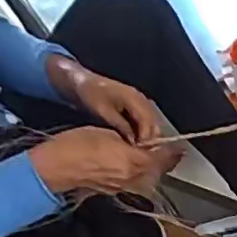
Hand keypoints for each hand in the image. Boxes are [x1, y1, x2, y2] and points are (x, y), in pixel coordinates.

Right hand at [26, 127, 160, 194]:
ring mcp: (127, 187)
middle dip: (166, 161)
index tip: (180, 148)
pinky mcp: (118, 191)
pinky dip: (142, 173)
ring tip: (159, 157)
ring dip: (155, 168)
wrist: (57, 168)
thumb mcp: (109, 133)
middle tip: (173, 152)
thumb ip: (131, 141)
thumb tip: (142, 145)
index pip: (162, 158)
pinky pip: (137, 181)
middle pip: (159, 171)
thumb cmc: (78, 145)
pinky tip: (140, 165)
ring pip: (149, 177)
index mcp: (135, 163)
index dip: (172, 152)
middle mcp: (135, 179)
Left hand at [45, 56, 161, 145]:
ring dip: (148, 136)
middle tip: (141, 154)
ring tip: (140, 149)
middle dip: (149, 140)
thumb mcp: (104, 112)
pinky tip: (137, 140)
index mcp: (133, 98)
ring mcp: (141, 101)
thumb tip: (134, 142)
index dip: (145, 139)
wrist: (83, 82)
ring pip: (152, 123)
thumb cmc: (91, 95)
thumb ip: (121, 126)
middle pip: (153, 124)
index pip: (147, 122)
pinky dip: (144, 131)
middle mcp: (141, 99)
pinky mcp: (138, 104)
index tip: (139, 152)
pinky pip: (147, 120)